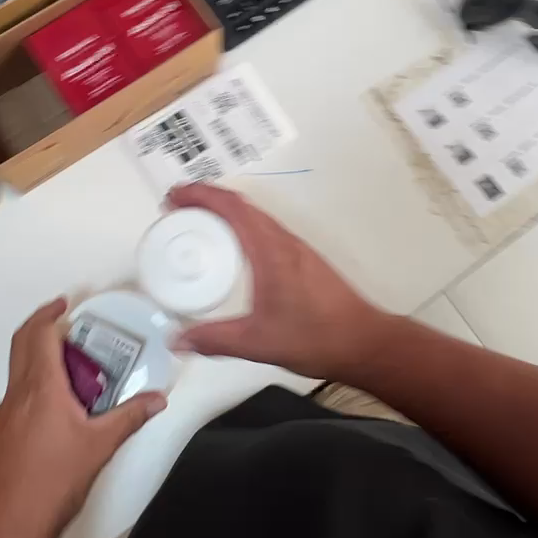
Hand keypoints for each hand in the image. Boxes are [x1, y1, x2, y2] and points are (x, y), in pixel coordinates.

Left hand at [0, 298, 166, 537]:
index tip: (65, 304)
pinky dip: (31, 391)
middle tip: (64, 321)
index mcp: (40, 389)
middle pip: (21, 344)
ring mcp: (0, 418)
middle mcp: (15, 396)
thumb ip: (130, 417)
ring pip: (17, 375)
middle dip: (40, 326)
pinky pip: (14, 401)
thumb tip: (157, 400)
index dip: (50, 313)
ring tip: (69, 373)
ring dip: (38, 361)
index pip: (39, 335)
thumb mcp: (101, 446)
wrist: (8, 531)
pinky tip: (52, 417)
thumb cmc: (54, 483)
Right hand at [167, 183, 394, 379]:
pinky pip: (263, 228)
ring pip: (254, 215)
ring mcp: (295, 247)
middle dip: (206, 198)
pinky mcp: (301, 259)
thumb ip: (215, 340)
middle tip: (176, 206)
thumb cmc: (315, 337)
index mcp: (271, 249)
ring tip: (196, 220)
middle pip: (241, 204)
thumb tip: (177, 340)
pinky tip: (230, 246)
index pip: (232, 207)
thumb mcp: (258, 342)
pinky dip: (240, 224)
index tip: (174, 196)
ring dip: (224, 209)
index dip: (201, 195)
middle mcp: (283, 240)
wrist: (364, 342)